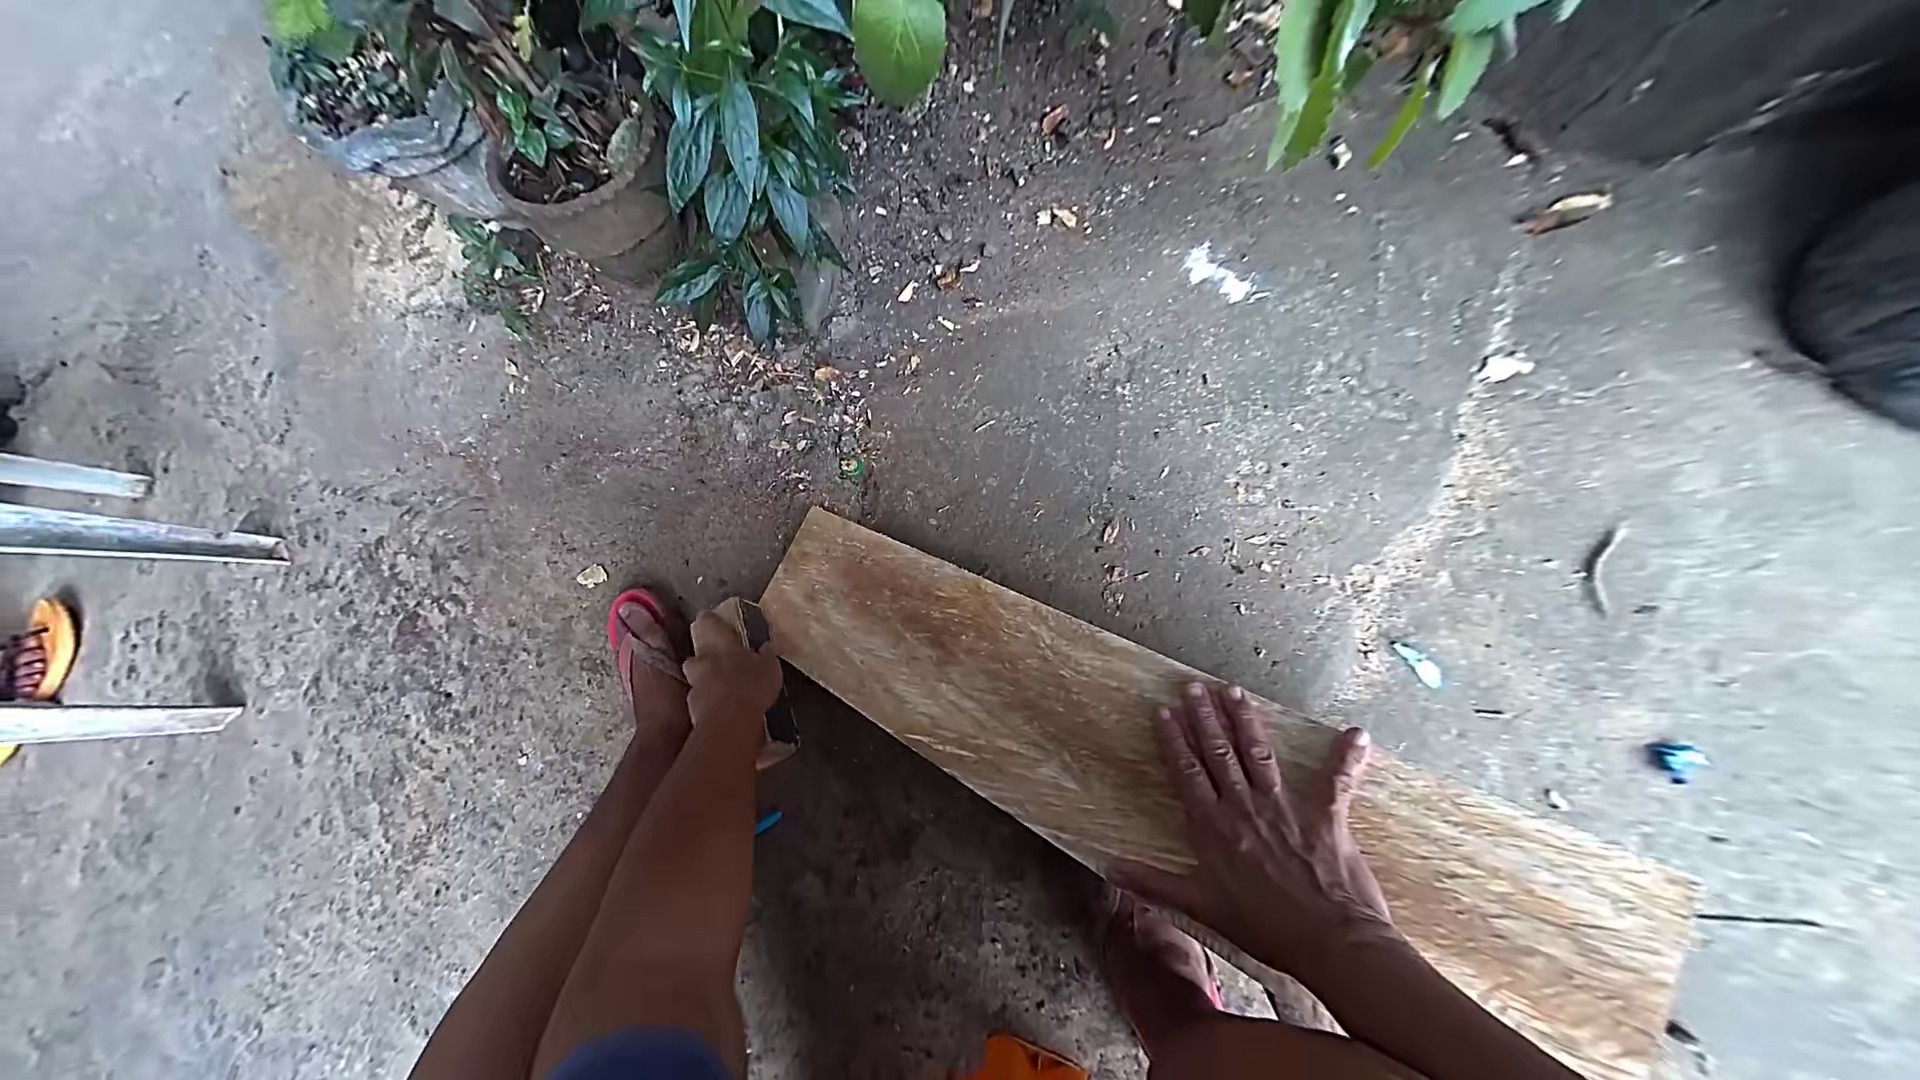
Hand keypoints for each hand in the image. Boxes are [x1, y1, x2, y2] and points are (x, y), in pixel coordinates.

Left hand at [682, 606, 782, 730]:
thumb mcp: (770, 668)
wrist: (728, 718)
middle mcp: (706, 661)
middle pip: (697, 652)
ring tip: (713, 684)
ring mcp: (696, 683)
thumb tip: (766, 646)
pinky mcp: (692, 704)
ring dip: (701, 677)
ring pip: (694, 674)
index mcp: (725, 646)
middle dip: (702, 654)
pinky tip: (715, 704)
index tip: (705, 615)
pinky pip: (698, 696)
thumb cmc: (752, 686)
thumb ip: (767, 656)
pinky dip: (705, 698)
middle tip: (711, 657)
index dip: (708, 620)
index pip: (711, 626)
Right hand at [1110, 682, 1396, 981]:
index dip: (1174, 738)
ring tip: (1233, 690)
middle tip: (1193, 686)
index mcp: (1213, 824)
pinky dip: (1346, 758)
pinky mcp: (1325, 816)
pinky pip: (1336, 781)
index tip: (1164, 710)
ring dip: (1244, 720)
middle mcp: (1244, 806)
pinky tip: (1356, 734)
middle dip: (1204, 716)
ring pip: (1258, 753)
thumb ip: (1154, 884)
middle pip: (1218, 752)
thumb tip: (1110, 869)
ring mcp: (1285, 807)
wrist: (1329, 944)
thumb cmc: (1263, 927)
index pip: (1187, 770)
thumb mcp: (1201, 906)